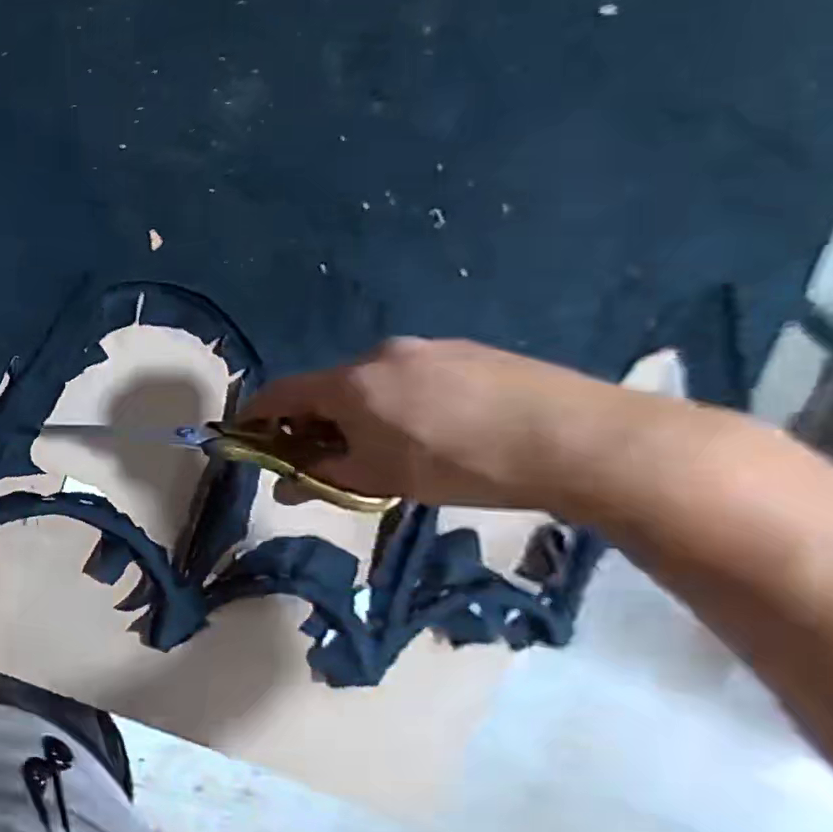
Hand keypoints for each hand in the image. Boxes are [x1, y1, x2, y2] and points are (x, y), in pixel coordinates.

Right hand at [237, 337, 630, 509]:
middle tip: (327, 454)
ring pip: (373, 381)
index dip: (257, 415)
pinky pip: (415, 375)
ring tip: (390, 446)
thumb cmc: (460, 464)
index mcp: (349, 383)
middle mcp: (380, 354)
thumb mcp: (379, 479)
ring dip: (361, 410)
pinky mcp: (472, 352)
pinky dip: (403, 400)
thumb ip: (321, 476)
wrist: (584, 440)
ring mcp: (430, 348)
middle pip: (327, 387)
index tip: (247, 436)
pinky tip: (439, 429)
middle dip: (315, 419)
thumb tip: (283, 483)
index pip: (280, 394)